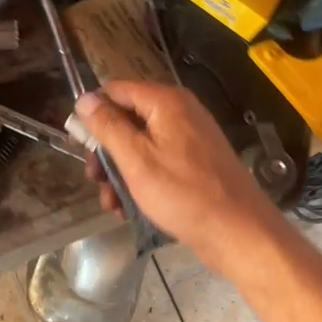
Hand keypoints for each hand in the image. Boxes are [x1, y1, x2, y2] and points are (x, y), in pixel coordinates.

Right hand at [74, 81, 287, 262]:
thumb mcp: (136, 159)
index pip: (116, 90)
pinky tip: (130, 208)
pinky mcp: (197, 162)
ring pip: (141, 144)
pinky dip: (142, 180)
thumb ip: (108, 126)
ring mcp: (191, 137)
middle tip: (95, 179)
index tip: (81, 143)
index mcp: (166, 102)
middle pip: (128, 119)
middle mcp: (180, 111)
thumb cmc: (184, 193)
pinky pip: (159, 161)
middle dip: (106, 150)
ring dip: (120, 172)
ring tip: (112, 203)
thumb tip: (84, 98)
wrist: (240, 232)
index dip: (94, 113)